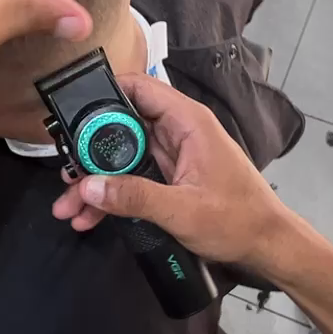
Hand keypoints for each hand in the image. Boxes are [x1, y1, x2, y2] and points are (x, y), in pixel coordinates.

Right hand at [50, 74, 304, 272]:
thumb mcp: (182, 210)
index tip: (71, 113)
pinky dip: (113, 195)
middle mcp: (178, 132)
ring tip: (67, 207)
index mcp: (188, 122)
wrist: (268, 245)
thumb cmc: (238, 220)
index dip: (103, 93)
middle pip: (123, 126)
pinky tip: (90, 217)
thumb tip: (88, 186)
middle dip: (90, 151)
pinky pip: (133, 178)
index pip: (140, 88)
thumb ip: (134, 196)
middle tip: (64, 174)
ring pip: (123, 157)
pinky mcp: (171, 177)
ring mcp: (173, 155)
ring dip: (97, 181)